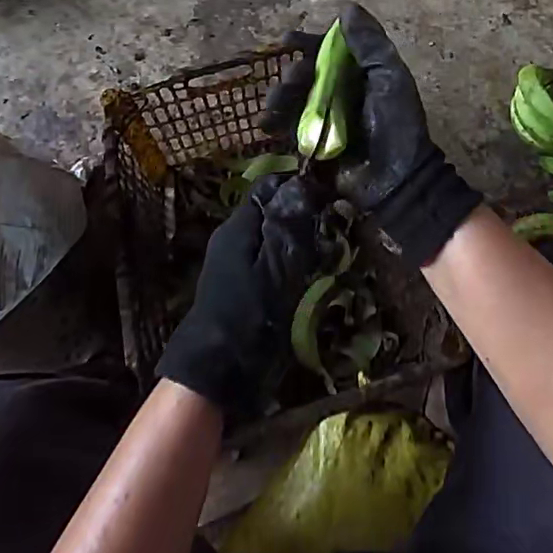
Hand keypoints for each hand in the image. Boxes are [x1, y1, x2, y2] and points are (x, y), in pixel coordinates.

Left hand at [155, 174, 323, 419]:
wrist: (216, 370)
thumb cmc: (249, 311)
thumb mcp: (275, 263)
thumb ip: (288, 223)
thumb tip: (303, 182)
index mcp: (239, 225)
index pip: (270, 185)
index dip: (300, 185)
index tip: (332, 196)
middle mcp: (233, 237)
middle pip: (272, 211)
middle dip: (303, 213)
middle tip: (335, 225)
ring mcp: (234, 262)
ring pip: (272, 236)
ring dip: (299, 239)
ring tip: (329, 250)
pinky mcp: (240, 285)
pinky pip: (270, 260)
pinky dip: (291, 261)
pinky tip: (310, 275)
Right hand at [265, 4, 483, 268]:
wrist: (396, 178)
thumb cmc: (397, 123)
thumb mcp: (388, 77)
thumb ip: (368, 44)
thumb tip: (346, 7)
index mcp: (357, 73)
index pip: (326, 50)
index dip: (305, 42)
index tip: (286, 40)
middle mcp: (337, 91)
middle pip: (304, 73)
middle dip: (293, 73)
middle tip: (294, 78)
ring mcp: (322, 119)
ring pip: (290, 99)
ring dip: (279, 96)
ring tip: (275, 103)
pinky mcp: (310, 144)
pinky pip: (285, 129)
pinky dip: (273, 123)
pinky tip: (265, 124)